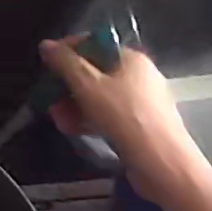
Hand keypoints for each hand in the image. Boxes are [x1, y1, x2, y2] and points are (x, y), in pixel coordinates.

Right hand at [38, 38, 211, 204]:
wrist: (165, 168)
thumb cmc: (125, 118)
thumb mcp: (87, 85)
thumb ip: (64, 62)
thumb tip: (46, 45)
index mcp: (130, 58)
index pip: (93, 42)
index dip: (66, 50)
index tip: (46, 64)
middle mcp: (138, 75)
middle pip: (94, 71)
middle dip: (67, 83)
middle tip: (48, 96)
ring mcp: (141, 102)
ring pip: (99, 95)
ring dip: (74, 104)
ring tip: (56, 118)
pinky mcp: (141, 127)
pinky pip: (109, 114)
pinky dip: (89, 118)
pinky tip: (71, 128)